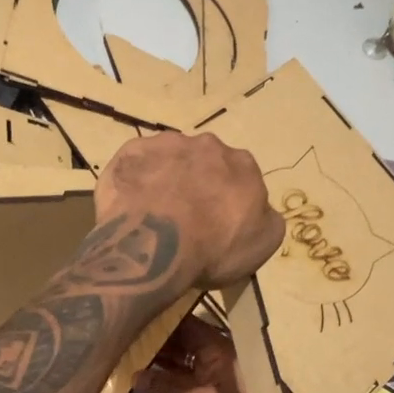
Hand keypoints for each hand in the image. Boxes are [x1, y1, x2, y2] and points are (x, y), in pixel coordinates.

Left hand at [96, 132, 281, 290]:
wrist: (155, 244)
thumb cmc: (214, 248)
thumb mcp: (262, 244)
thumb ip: (265, 219)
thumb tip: (260, 210)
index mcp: (243, 164)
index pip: (241, 178)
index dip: (228, 201)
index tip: (217, 224)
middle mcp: (208, 145)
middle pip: (204, 164)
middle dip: (195, 185)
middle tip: (182, 219)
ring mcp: (166, 145)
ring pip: (168, 160)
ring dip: (164, 179)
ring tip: (151, 213)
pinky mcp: (130, 152)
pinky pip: (135, 163)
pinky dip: (133, 179)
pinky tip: (128, 204)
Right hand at [132, 315, 261, 392]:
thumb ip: (165, 387)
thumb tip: (135, 377)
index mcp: (216, 345)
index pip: (183, 323)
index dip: (159, 322)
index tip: (134, 324)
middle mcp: (216, 349)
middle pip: (182, 337)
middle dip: (157, 341)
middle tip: (128, 342)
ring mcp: (216, 366)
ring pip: (184, 354)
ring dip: (162, 358)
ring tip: (134, 358)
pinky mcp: (215, 382)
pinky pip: (190, 369)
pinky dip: (172, 372)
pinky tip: (151, 375)